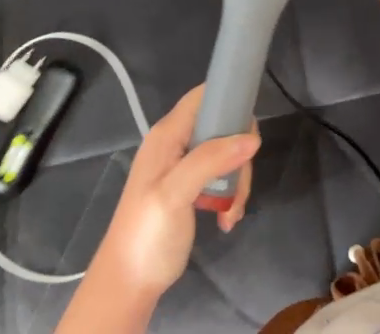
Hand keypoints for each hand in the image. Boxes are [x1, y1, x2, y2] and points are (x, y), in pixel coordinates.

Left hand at [91, 86, 259, 297]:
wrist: (127, 283)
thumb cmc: (146, 235)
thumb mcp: (174, 195)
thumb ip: (209, 161)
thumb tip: (252, 139)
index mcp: (167, 135)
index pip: (205, 96)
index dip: (231, 100)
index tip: (249, 131)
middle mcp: (176, 143)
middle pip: (223, 127)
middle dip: (238, 156)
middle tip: (238, 187)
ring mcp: (183, 166)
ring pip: (226, 154)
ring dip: (235, 181)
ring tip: (230, 213)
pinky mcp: (190, 187)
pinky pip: (220, 177)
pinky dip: (229, 195)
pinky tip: (226, 219)